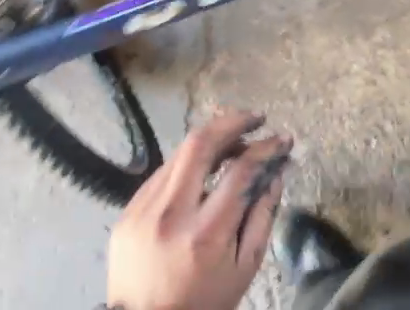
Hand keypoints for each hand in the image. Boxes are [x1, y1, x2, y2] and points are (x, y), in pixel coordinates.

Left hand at [106, 111, 292, 309]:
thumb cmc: (203, 304)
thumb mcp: (244, 269)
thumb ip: (263, 217)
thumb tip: (276, 172)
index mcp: (205, 233)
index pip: (240, 170)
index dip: (266, 148)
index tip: (282, 140)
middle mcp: (170, 214)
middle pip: (201, 143)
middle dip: (233, 122)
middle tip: (256, 118)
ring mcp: (142, 211)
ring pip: (179, 153)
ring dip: (211, 140)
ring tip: (234, 142)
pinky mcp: (126, 213)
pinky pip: (162, 174)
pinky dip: (188, 164)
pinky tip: (202, 170)